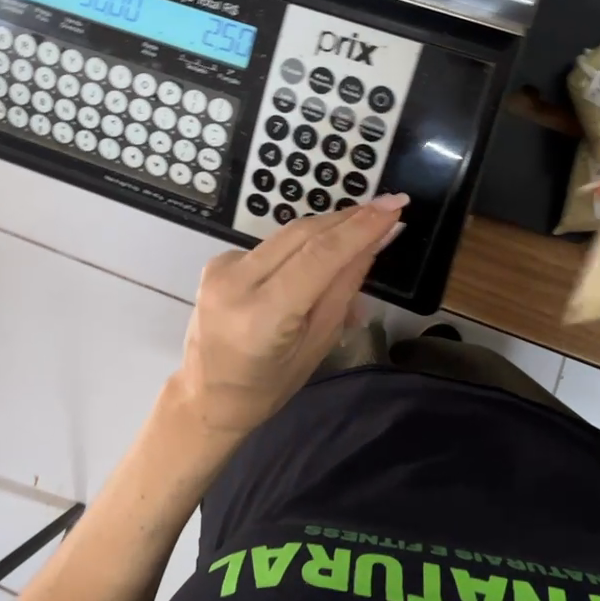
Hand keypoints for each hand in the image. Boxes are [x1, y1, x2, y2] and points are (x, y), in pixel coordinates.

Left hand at [172, 195, 406, 436]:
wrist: (206, 395)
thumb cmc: (266, 386)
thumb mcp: (316, 345)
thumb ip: (343, 290)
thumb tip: (373, 243)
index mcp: (262, 316)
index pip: (319, 257)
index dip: (360, 227)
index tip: (393, 205)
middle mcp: (236, 283)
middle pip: (303, 234)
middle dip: (349, 218)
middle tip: (388, 207)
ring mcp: (221, 268)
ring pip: (288, 235)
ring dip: (329, 228)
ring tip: (365, 225)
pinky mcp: (218, 261)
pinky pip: (271, 245)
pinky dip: (301, 245)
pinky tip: (322, 253)